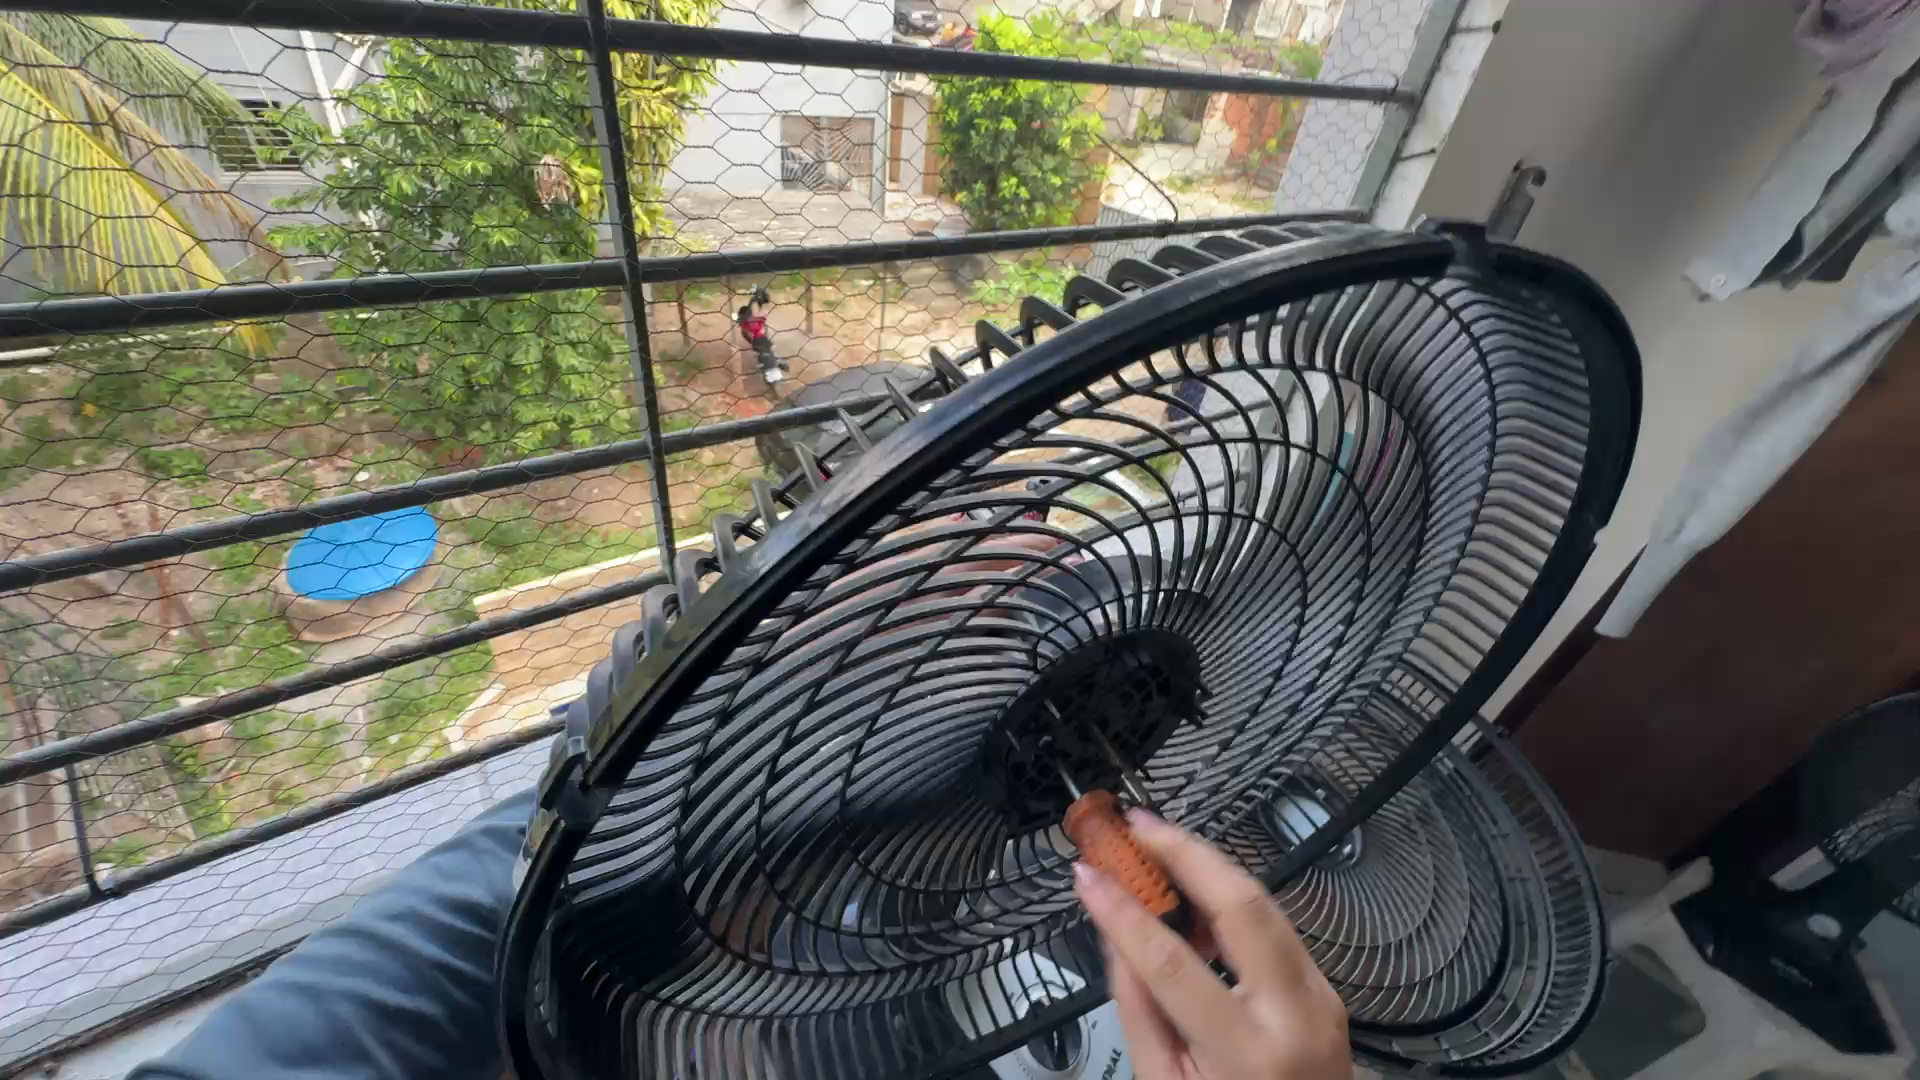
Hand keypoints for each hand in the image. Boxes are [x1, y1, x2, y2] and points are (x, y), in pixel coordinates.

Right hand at [1072, 809, 1351, 1079]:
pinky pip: (1270, 919)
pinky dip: (1226, 891)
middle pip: (1240, 905)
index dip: (1122, 910)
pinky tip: (1190, 882)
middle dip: (1182, 852)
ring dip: (1204, 861)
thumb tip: (1113, 928)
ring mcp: (1321, 994)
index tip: (1085, 872)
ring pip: (1261, 899)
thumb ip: (1136, 1006)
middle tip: (1134, 824)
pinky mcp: (1324, 983)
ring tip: (1153, 839)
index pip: (1173, 964)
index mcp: (1250, 1054)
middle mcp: (1297, 1014)